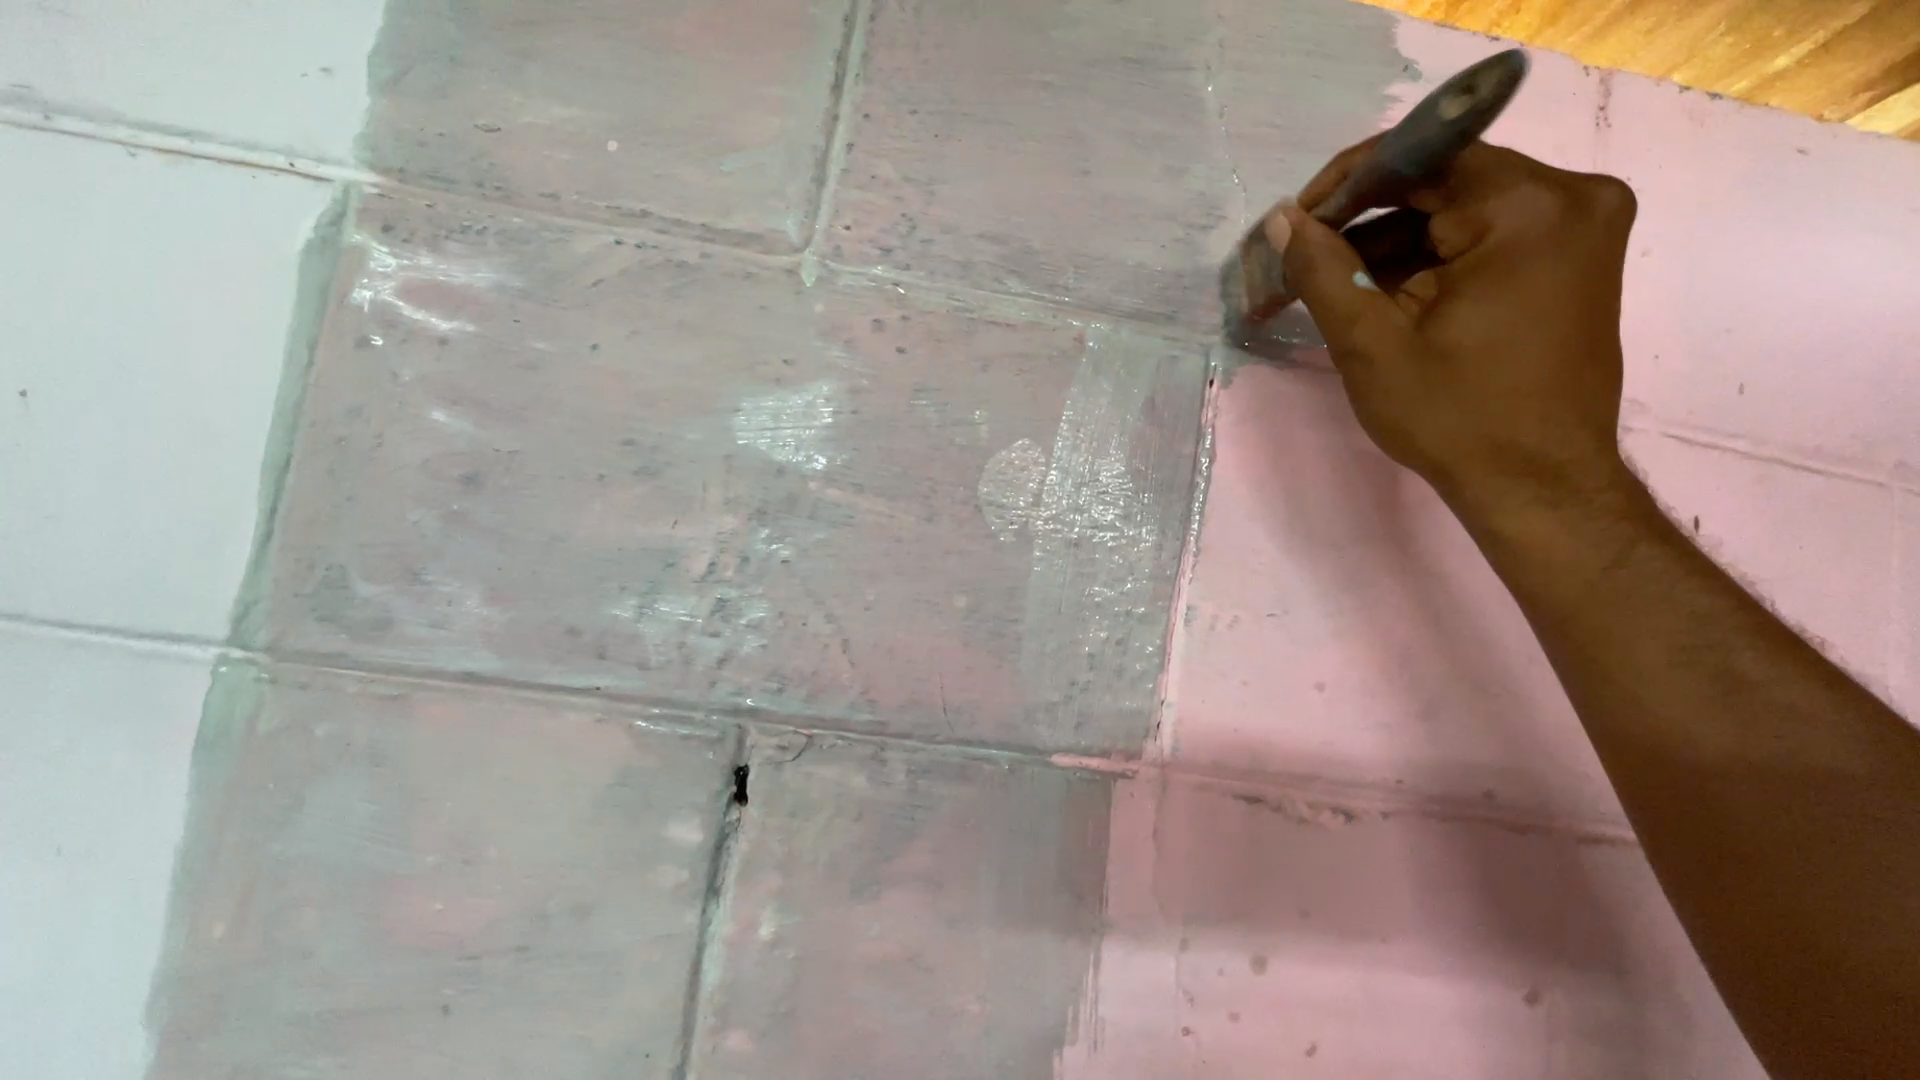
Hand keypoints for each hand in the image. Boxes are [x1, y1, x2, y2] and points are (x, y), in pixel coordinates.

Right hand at [1269, 140, 1638, 516]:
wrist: (1538, 482)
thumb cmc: (1453, 416)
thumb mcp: (1370, 344)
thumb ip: (1322, 271)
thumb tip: (1281, 221)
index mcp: (1528, 208)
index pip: (1421, 157)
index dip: (1346, 184)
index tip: (1296, 224)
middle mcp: (1572, 197)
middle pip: (1444, 179)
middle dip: (1368, 218)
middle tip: (1309, 259)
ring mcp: (1583, 225)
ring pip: (1463, 207)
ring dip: (1397, 241)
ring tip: (1339, 286)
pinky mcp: (1578, 256)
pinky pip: (1490, 232)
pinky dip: (1435, 256)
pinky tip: (1389, 294)